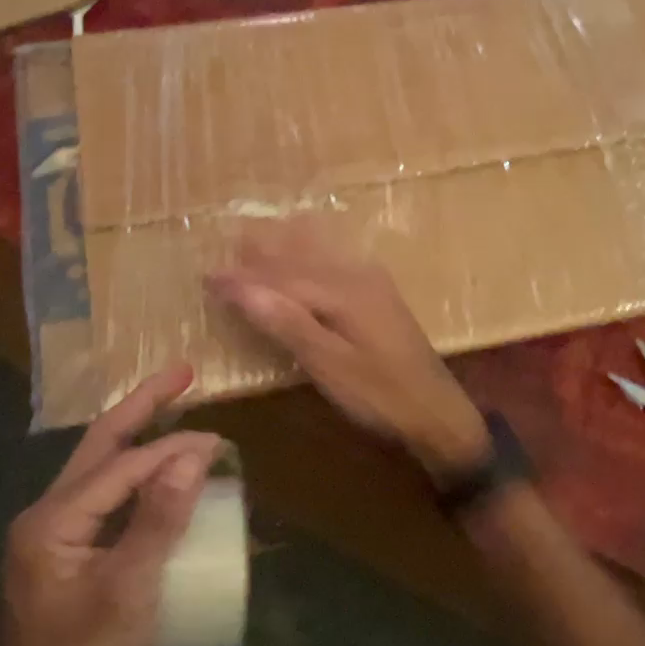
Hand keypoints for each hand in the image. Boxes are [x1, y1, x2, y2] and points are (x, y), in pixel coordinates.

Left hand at [0, 364, 220, 645]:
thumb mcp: (126, 594)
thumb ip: (158, 521)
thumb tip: (194, 451)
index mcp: (51, 520)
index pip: (120, 465)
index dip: (171, 447)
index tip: (218, 440)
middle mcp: (45, 516)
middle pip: (99, 447)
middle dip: (142, 406)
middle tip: (183, 372)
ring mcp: (52, 536)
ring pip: (99, 470)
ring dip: (137, 436)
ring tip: (174, 408)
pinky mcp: (65, 556)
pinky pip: (104, 499)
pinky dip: (134, 476)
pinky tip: (158, 474)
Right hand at [206, 218, 489, 482]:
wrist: (437, 410)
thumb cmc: (379, 395)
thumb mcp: (328, 365)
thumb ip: (287, 324)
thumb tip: (243, 289)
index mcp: (341, 291)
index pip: (280, 278)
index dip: (243, 278)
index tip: (208, 276)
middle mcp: (355, 276)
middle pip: (299, 258)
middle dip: (261, 253)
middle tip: (227, 242)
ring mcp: (371, 282)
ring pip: (319, 254)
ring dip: (286, 246)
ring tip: (259, 235)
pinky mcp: (379, 295)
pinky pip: (334, 261)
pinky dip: (310, 254)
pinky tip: (309, 251)